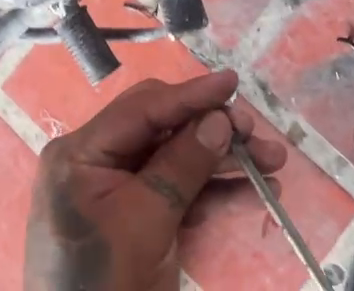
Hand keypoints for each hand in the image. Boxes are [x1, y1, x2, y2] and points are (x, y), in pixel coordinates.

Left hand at [24, 71, 287, 289]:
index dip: (191, 94)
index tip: (232, 82)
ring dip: (223, 159)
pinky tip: (253, 189)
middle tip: (254, 134)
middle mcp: (98, 160)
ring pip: (177, 157)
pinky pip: (179, 190)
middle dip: (212, 127)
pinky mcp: (139, 218)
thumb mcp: (144, 221)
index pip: (142, 108)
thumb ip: (181, 166)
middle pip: (163, 127)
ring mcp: (119, 190)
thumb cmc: (103, 280)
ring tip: (271, 161)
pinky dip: (214, 189)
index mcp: (82, 152)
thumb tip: (219, 120)